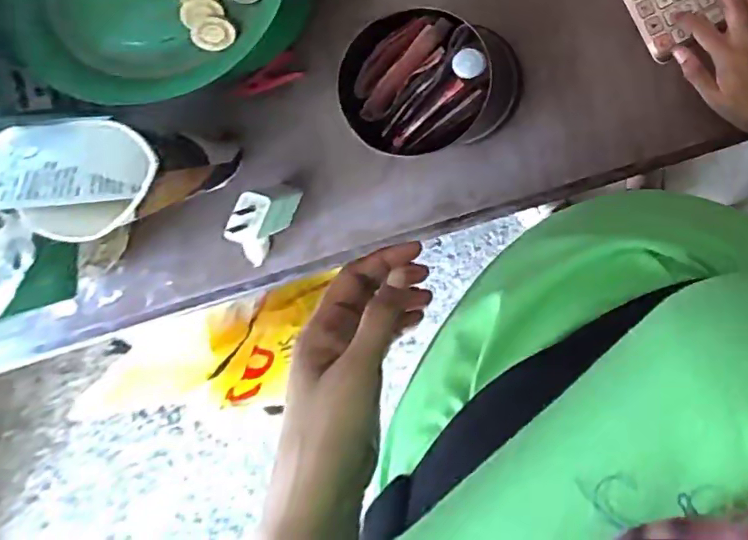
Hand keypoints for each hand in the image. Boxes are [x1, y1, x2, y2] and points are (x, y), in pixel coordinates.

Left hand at [263, 243, 430, 539]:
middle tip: (428, 275)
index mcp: (320, 331)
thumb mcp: (357, 366)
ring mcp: (341, 362)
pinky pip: (378, 339)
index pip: (351, 279)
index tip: (418, 252)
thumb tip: (400, 271)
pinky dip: (397, 325)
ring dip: (398, 300)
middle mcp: (328, 340)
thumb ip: (379, 317)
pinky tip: (415, 322)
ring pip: (373, 316)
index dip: (383, 260)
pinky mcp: (355, 382)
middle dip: (393, 278)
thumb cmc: (332, 427)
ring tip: (428, 297)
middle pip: (362, 295)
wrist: (319, 495)